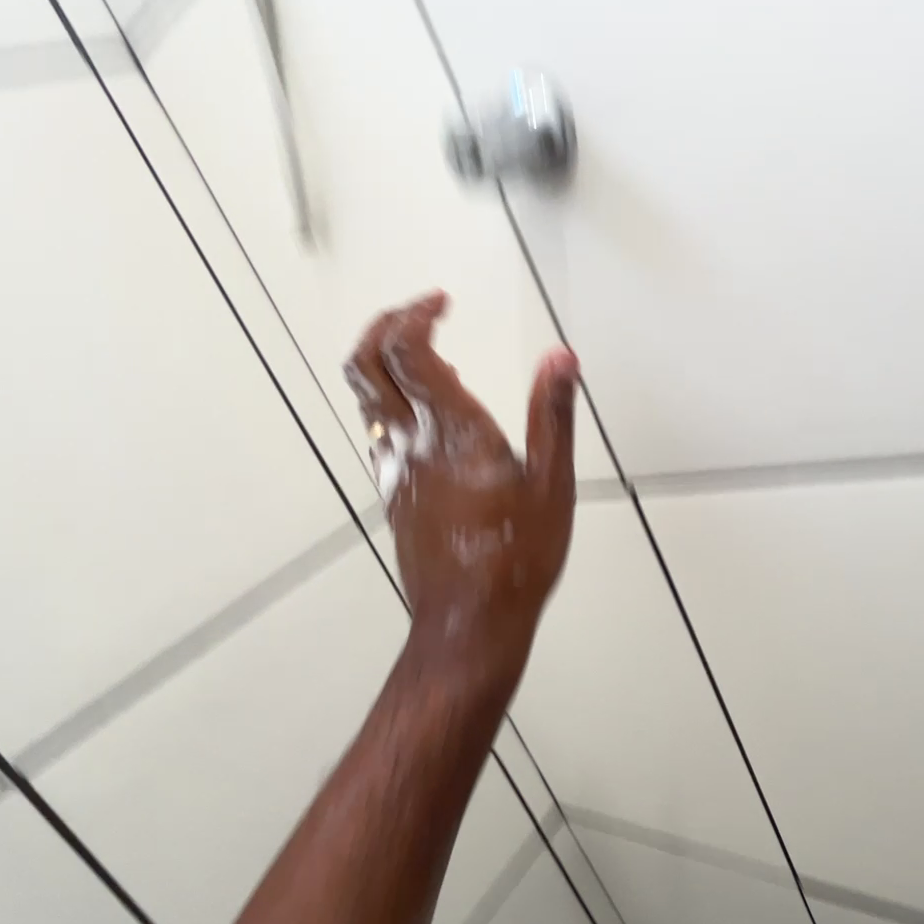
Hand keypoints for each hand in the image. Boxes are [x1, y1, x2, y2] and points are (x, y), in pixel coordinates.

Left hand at [344, 292, 578, 659]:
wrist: (469, 621)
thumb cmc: (515, 558)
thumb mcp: (553, 484)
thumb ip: (553, 415)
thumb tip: (560, 357)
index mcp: (452, 432)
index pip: (407, 350)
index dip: (416, 314)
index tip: (441, 302)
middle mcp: (411, 444)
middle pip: (364, 364)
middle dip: (383, 325)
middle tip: (418, 313)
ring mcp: (396, 471)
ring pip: (363, 398)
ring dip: (379, 361)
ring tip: (422, 352)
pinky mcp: (394, 495)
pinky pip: (376, 431)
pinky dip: (387, 401)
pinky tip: (421, 415)